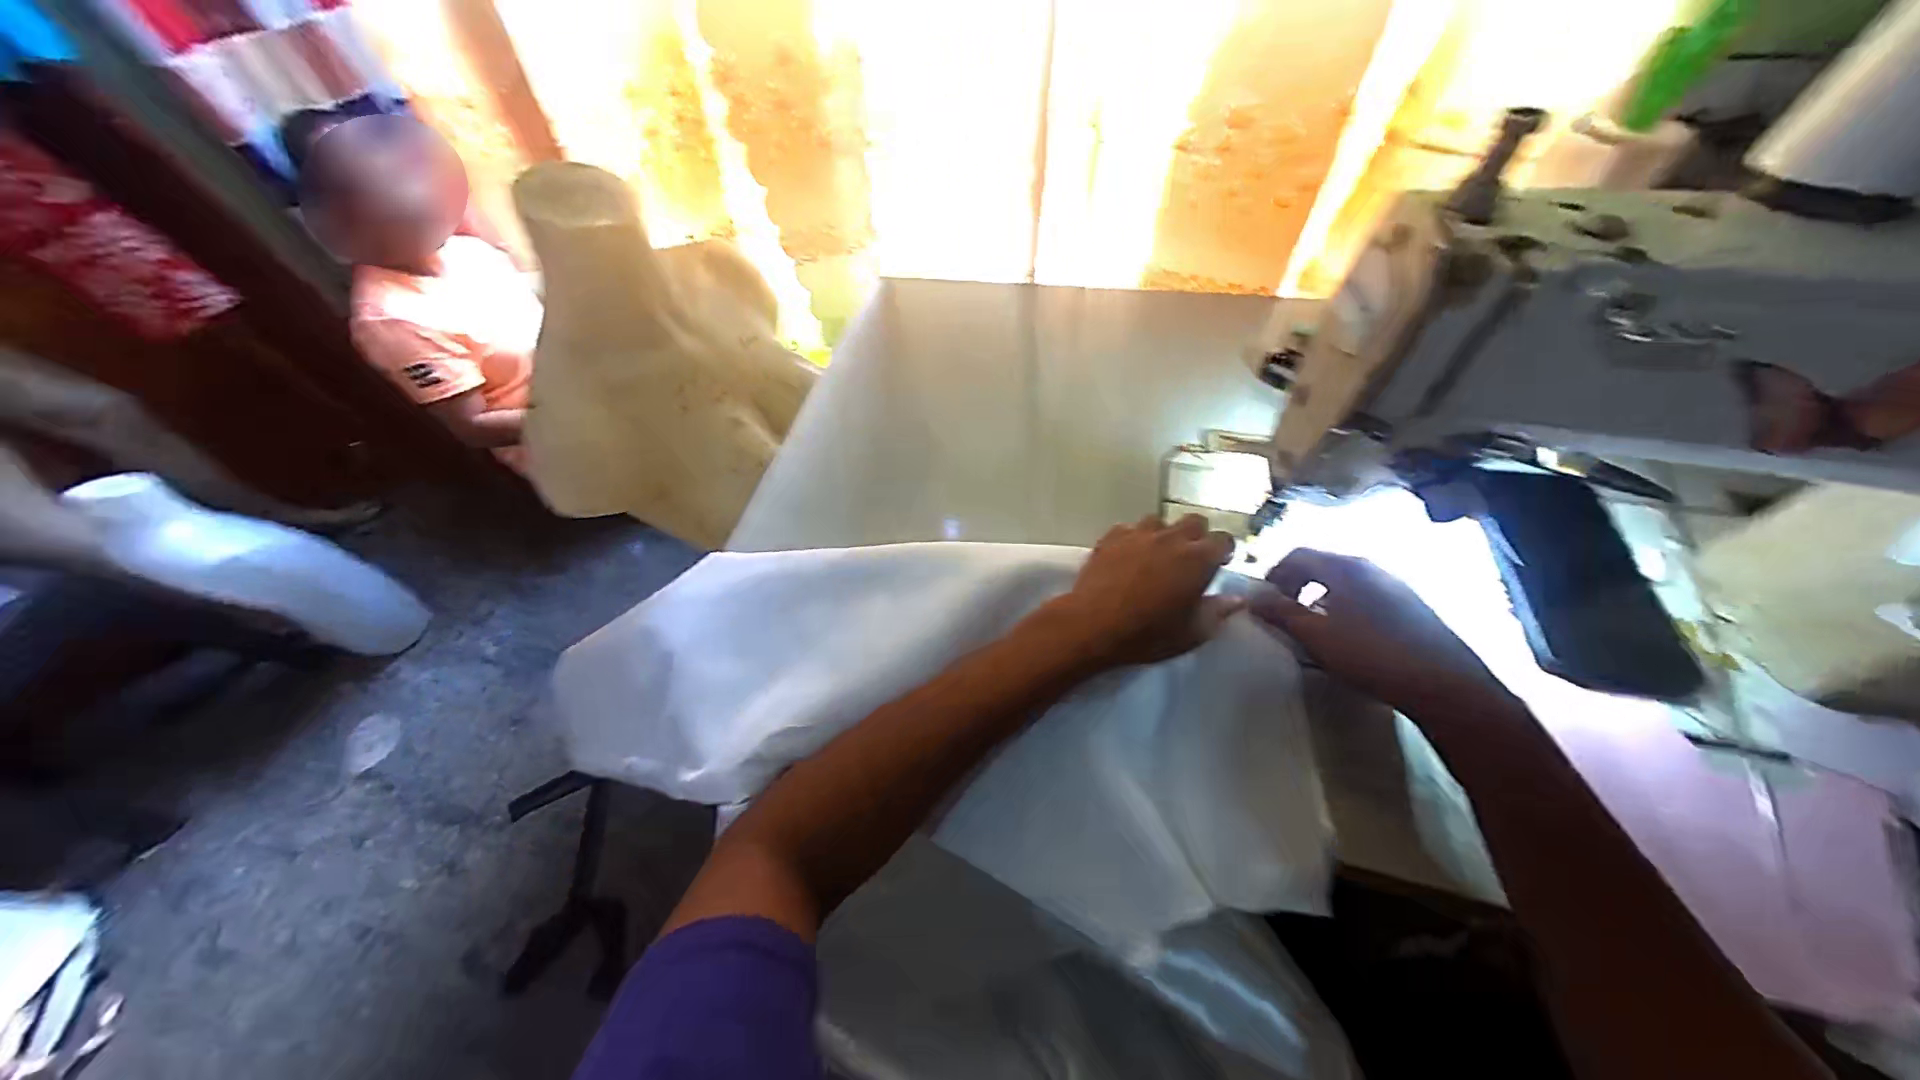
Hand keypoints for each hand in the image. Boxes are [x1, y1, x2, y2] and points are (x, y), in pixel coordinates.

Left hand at [1029, 514, 1240, 671]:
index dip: (1224, 551)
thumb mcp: (1191, 633)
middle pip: (1194, 522)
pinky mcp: (1110, 537)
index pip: (1223, 540)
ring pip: (1159, 521)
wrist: (1092, 625)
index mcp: (1198, 558)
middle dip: (1197, 536)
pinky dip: (1133, 539)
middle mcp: (1171, 538)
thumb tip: (1237, 599)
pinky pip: (1129, 529)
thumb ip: (1217, 612)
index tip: (1219, 565)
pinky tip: (1128, 556)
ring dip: (1163, 534)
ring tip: (1157, 556)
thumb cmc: (1147, 634)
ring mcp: (1138, 534)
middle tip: (1190, 559)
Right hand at [1248, 549, 1514, 719]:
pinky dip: (1346, 605)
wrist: (1444, 685)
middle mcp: (1372, 568)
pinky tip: (1348, 635)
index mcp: (1345, 568)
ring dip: (1321, 595)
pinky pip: (1367, 595)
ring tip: (1313, 624)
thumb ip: (1281, 612)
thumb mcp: (1315, 636)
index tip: (1264, 596)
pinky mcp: (1412, 606)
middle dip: (1297, 583)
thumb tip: (1253, 597)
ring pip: (1346, 581)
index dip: (1275, 572)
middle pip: (1323, 564)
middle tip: (1284, 609)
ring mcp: (1396, 586)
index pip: (1299, 554)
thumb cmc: (1371, 655)